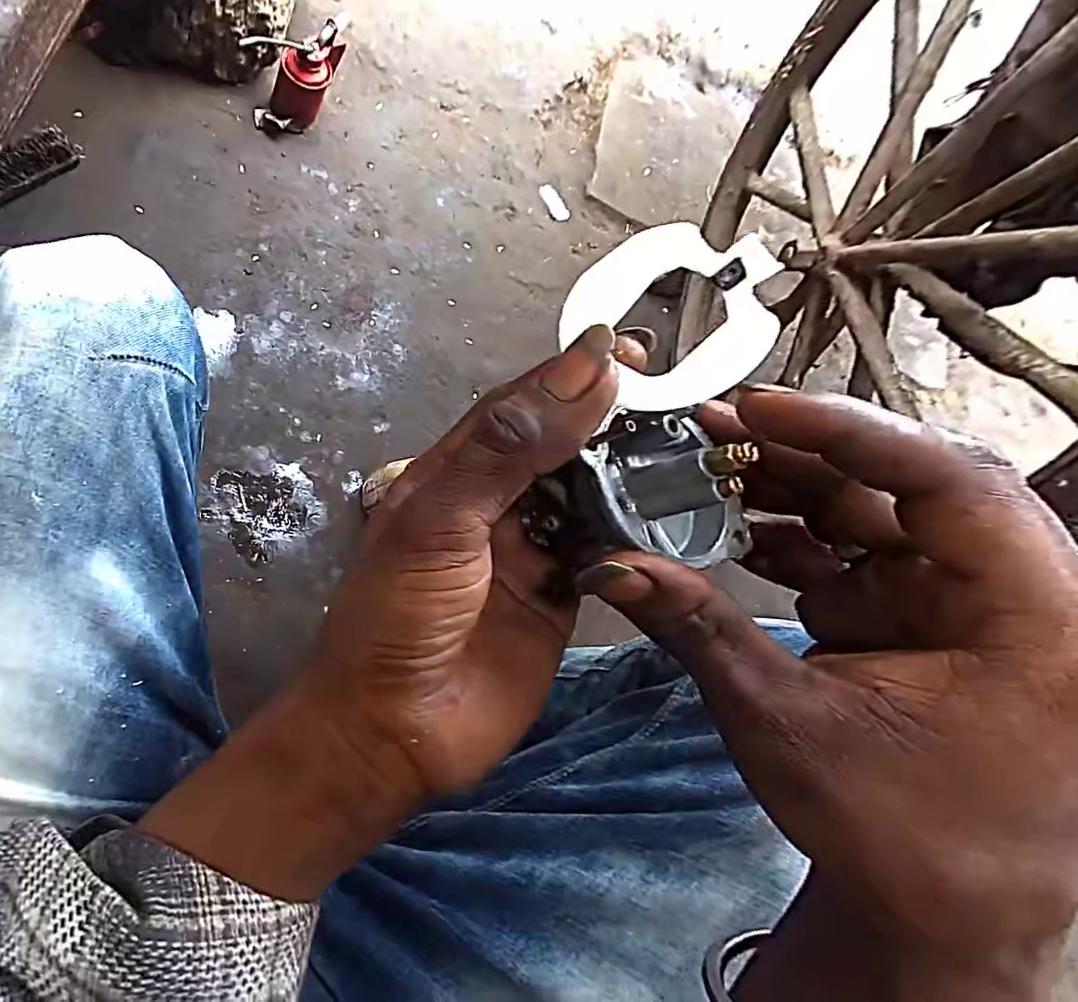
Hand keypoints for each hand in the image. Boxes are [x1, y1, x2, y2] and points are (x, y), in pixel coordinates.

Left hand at [139, 325, 635, 897]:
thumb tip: (578, 374)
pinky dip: (633, 534)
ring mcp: (525, 551)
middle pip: (555, 446)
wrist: (394, 726)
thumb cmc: (397, 616)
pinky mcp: (557, 597)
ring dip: (627, 471)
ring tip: (683, 441)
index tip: (622, 350)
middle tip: (670, 390)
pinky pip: (603, 553)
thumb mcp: (439, 520)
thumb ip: (505, 450)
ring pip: (586, 495)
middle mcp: (488, 505)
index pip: (512, 410)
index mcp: (448, 476)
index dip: (564, 378)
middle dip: (605, 418)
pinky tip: (666, 514)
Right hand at [581, 387, 1077, 998]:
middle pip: (912, 487)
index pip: (954, 484)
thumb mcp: (780, 718)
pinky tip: (733, 527)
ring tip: (711, 468)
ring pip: (879, 513)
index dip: (849, 432)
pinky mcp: (927, 621)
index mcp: (1041, 626)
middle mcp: (1027, 603)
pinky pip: (857, 553)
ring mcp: (974, 610)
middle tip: (716, 426)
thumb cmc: (891, 832)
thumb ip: (695, 625)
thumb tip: (607, 561)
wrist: (932, 913)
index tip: (759, 406)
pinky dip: (792, 536)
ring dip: (792, 490)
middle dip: (807, 452)